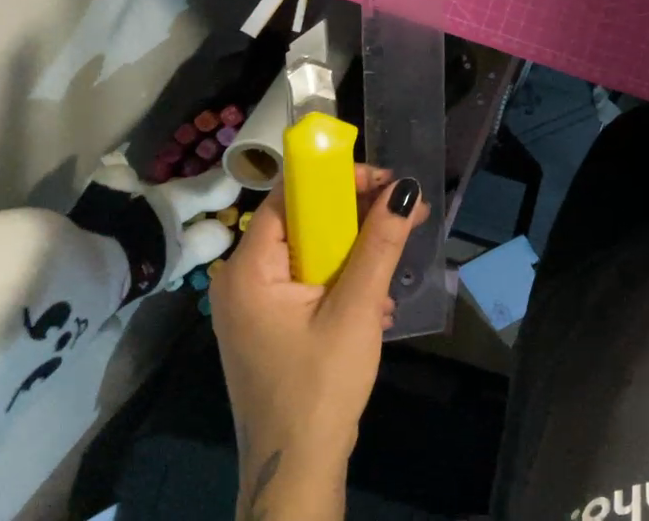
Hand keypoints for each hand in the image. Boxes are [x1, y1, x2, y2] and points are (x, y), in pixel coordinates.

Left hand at [211, 166, 429, 517]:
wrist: (296, 468)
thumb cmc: (321, 384)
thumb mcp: (357, 309)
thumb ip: (380, 244)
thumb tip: (406, 189)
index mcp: (249, 271)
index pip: (289, 199)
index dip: (336, 181)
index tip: (385, 179)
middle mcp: (242, 282)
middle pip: (303, 225)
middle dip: (357, 217)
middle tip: (405, 212)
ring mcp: (255, 308)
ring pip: (312, 256)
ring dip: (357, 253)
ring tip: (398, 259)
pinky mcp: (271, 329)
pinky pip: (309, 284)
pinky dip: (344, 282)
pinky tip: (376, 304)